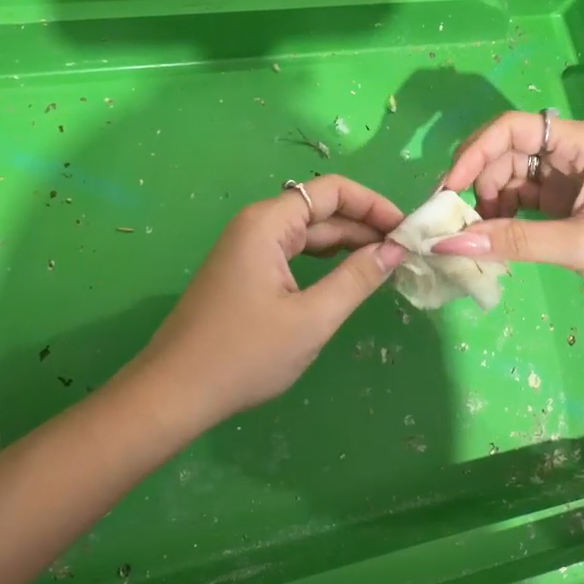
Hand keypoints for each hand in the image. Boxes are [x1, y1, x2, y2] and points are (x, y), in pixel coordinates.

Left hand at [128, 176, 408, 425]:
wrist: (175, 392)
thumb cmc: (244, 354)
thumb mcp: (312, 318)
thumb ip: (357, 278)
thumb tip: (395, 249)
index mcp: (268, 222)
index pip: (332, 190)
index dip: (374, 203)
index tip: (408, 229)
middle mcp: (256, 224)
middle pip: (321, 208)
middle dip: (365, 224)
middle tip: (407, 250)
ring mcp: (247, 247)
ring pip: (308, 232)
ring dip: (348, 243)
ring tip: (388, 261)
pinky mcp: (245, 271)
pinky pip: (293, 251)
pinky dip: (325, 259)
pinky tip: (350, 275)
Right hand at [431, 112, 583, 306]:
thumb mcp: (581, 246)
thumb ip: (516, 241)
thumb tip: (451, 243)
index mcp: (583, 143)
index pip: (514, 127)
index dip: (476, 150)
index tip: (451, 187)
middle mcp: (570, 151)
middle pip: (506, 151)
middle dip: (477, 180)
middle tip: (455, 219)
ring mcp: (565, 176)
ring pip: (508, 175)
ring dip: (487, 201)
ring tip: (476, 235)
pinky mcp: (562, 201)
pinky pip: (519, 198)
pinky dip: (501, 215)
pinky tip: (494, 238)